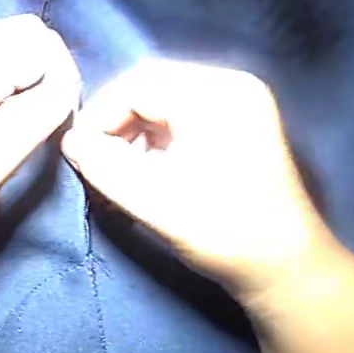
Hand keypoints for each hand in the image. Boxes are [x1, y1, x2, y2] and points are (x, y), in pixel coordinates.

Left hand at [0, 14, 79, 262]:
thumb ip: (36, 116)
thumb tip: (67, 89)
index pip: (41, 42)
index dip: (64, 77)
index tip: (64, 122)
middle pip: (25, 34)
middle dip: (52, 70)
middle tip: (54, 118)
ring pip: (9, 50)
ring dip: (34, 79)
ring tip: (34, 123)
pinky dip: (13, 87)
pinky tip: (7, 123)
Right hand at [62, 60, 335, 303]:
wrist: (284, 268)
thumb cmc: (223, 233)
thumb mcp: (154, 201)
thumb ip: (104, 168)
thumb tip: (70, 142)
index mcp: (216, 95)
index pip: (138, 84)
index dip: (100, 117)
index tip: (79, 156)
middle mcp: (231, 88)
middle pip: (152, 91)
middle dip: (116, 129)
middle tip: (96, 169)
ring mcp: (240, 108)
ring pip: (165, 108)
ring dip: (134, 141)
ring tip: (118, 182)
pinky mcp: (240, 131)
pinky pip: (184, 124)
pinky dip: (157, 148)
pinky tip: (145, 180)